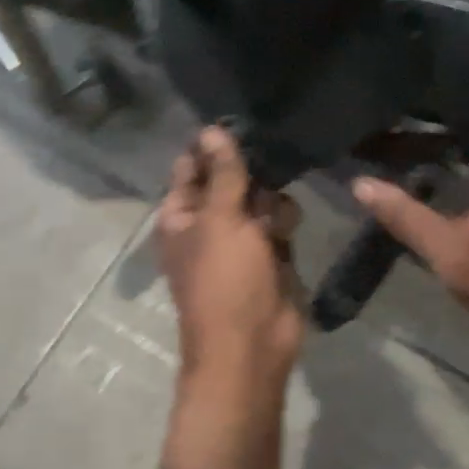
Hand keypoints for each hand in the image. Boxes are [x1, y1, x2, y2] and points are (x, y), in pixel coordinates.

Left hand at [157, 127, 305, 382]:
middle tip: (268, 157)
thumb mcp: (220, 220)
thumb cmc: (224, 281)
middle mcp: (208, 222)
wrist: (252, 347)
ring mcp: (240, 238)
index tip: (240, 121)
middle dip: (250, 170)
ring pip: (260, 197)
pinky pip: (279, 220)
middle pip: (231, 178)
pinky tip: (287, 231)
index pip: (193, 166)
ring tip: (273, 217)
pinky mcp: (270, 253)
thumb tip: (211, 129)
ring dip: (270, 200)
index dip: (212, 145)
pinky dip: (284, 221)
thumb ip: (222, 173)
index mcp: (181, 215)